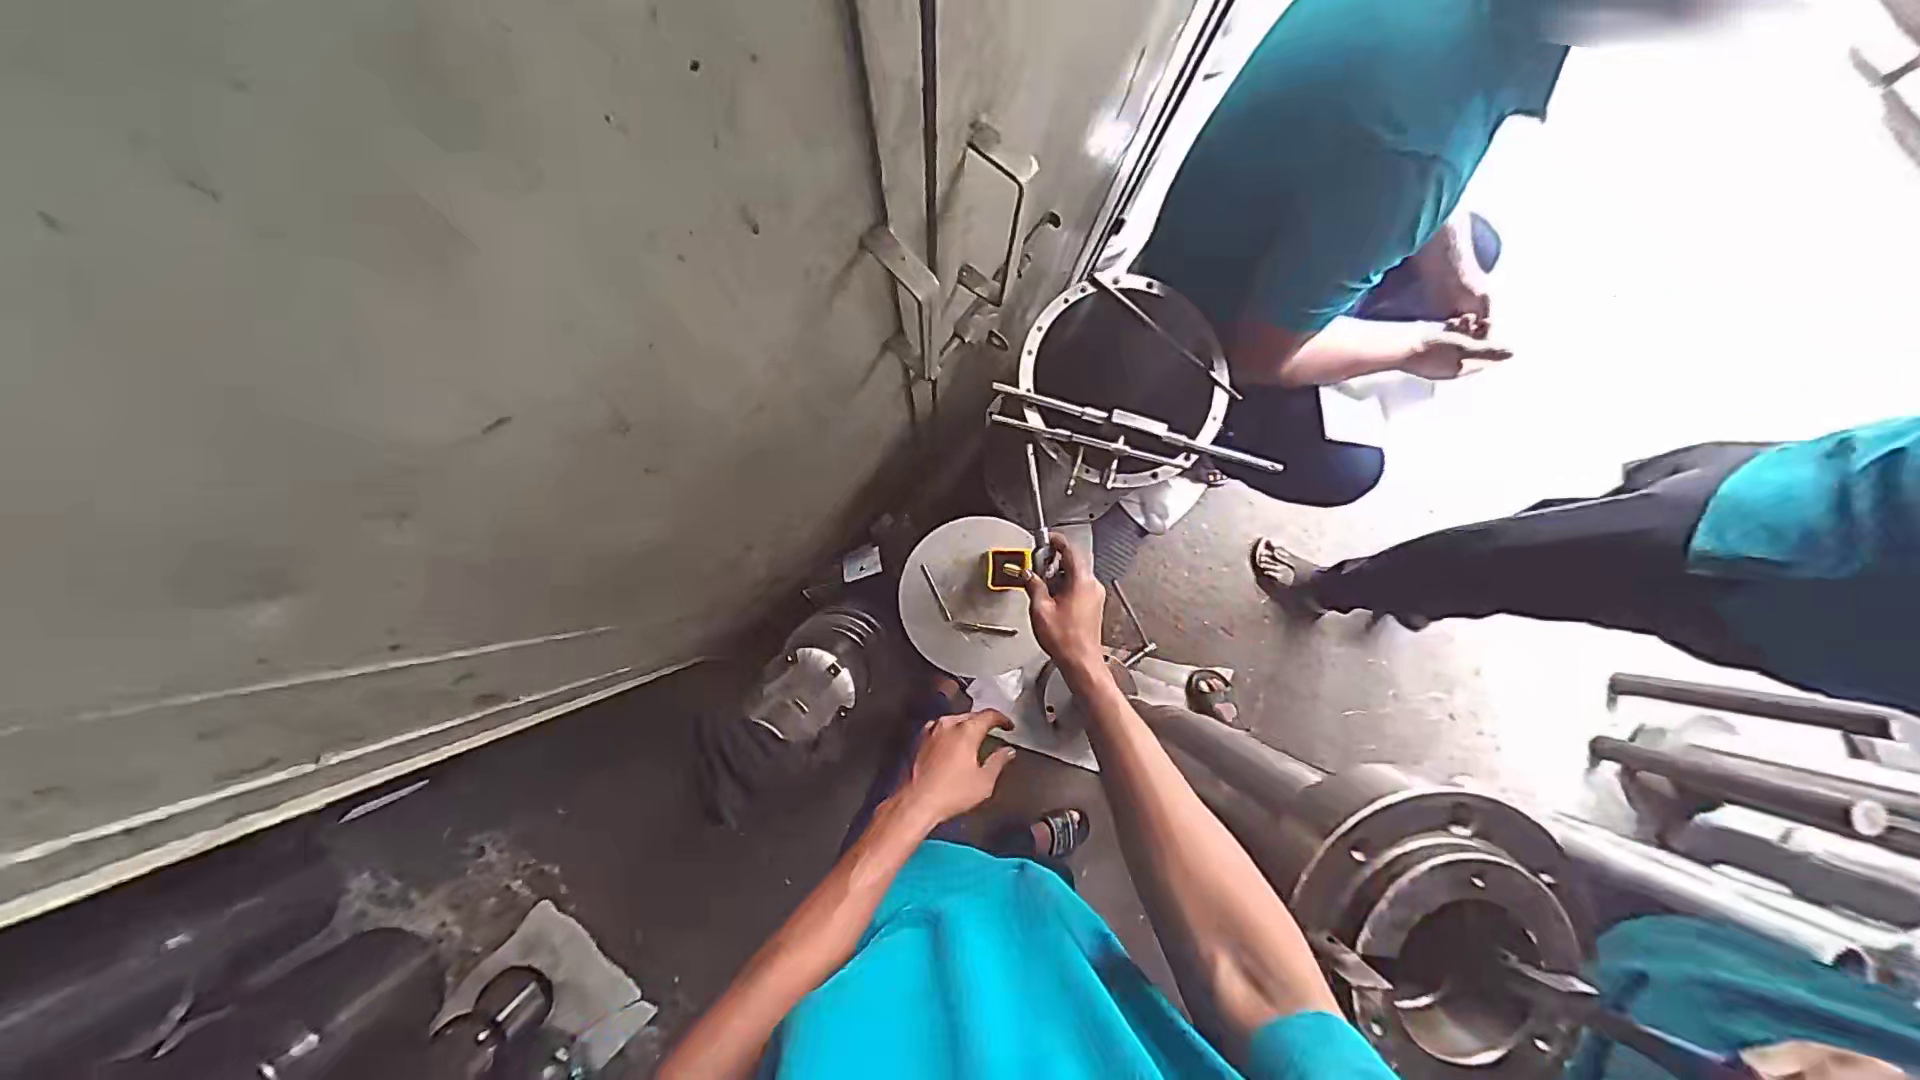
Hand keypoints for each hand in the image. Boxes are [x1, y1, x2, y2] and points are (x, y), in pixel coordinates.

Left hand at [896, 710, 1015, 825]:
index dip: (1002, 719)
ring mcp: (929, 730)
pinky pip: (939, 730)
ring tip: (973, 740)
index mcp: (966, 730)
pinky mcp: (917, 739)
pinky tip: (952, 747)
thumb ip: (998, 761)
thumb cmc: (951, 793)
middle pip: (970, 716)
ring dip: (965, 727)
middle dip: (983, 722)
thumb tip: (1008, 751)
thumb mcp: (984, 782)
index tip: (1009, 726)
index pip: (989, 715)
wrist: (914, 802)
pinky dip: (949, 734)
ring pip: (953, 721)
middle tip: (993, 732)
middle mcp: (947, 724)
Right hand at [1023, 533, 1104, 674]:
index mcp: (1082, 581)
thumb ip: (1034, 585)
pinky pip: (1079, 587)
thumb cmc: (1065, 640)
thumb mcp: (1040, 608)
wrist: (1081, 661)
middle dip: (1054, 561)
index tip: (1048, 538)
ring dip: (1058, 575)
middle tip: (1038, 564)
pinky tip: (1052, 598)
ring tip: (1042, 585)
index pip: (1070, 550)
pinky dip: (1065, 586)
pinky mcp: (1093, 606)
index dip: (1057, 541)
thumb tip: (1029, 574)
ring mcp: (1095, 596)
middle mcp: (1092, 586)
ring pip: (1076, 575)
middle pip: (1073, 562)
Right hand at [1399, 328, 1511, 380]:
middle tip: (1475, 320)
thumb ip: (1489, 350)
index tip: (1487, 326)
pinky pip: (1445, 343)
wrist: (1399, 348)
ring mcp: (1435, 361)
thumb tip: (1513, 353)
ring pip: (1457, 345)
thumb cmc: (1431, 349)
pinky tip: (1450, 323)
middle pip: (1470, 351)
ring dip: (1463, 331)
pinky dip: (1450, 332)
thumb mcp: (1465, 347)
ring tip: (1462, 319)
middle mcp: (1448, 368)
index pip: (1482, 358)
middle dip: (1475, 335)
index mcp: (1458, 371)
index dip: (1489, 342)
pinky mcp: (1426, 352)